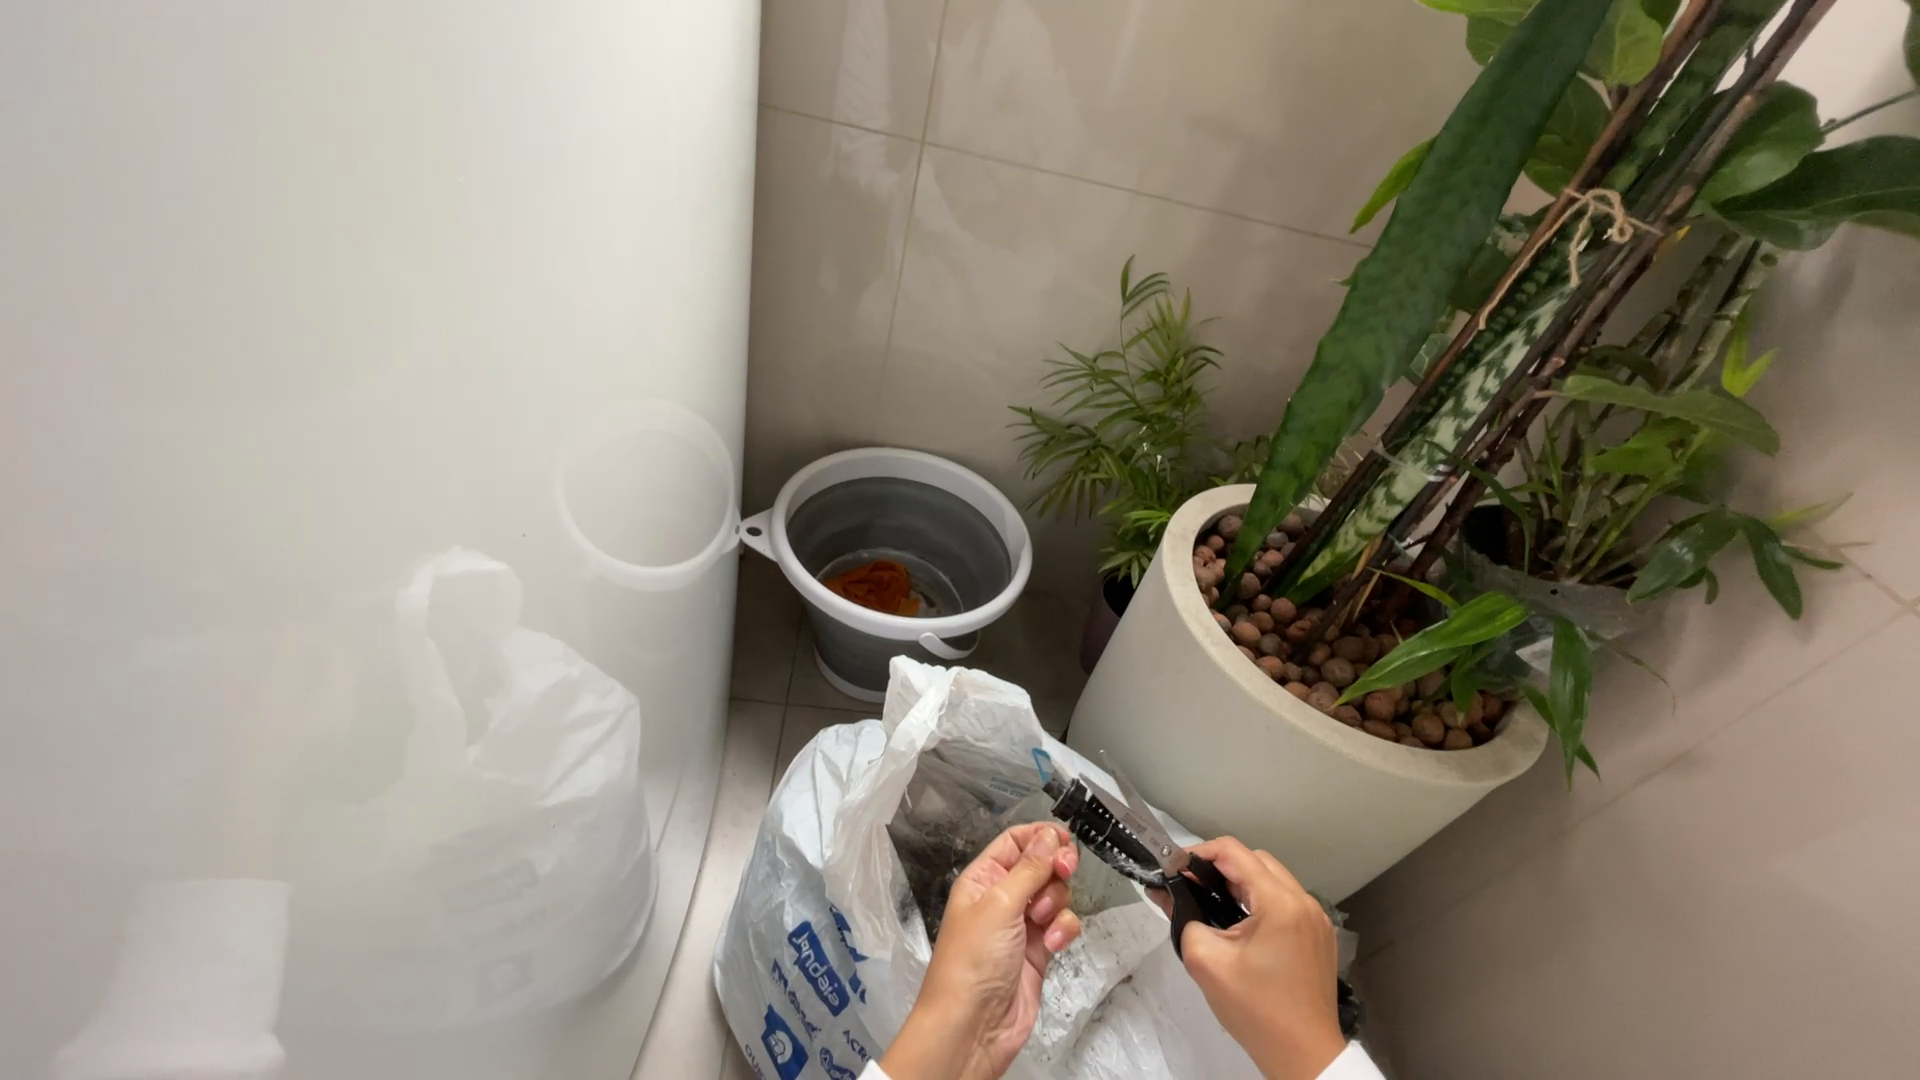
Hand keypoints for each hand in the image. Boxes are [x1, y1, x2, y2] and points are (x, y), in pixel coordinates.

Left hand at [880, 823, 1082, 1079]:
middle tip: (1065, 870)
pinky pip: (1061, 925)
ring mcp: (1022, 923)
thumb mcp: (999, 905)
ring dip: (1056, 903)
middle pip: (1041, 865)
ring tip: (1042, 922)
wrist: (973, 1027)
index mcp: (983, 877)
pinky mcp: (1039, 949)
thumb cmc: (972, 960)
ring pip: (1055, 894)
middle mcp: (1002, 896)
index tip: (1066, 838)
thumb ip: (1030, 868)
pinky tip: (1053, 945)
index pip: (1015, 842)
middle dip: (1056, 867)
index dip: (1041, 836)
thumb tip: (1051, 834)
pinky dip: (1062, 930)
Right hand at [1169, 838, 1344, 1079]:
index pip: (1233, 852)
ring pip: (1271, 878)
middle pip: (1255, 860)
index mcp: (1279, 902)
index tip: (1176, 869)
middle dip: (1219, 866)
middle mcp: (1303, 901)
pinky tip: (1240, 922)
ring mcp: (1316, 918)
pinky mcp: (1319, 935)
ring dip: (1240, 881)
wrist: (1305, 1058)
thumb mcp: (1206, 961)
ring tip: (1212, 902)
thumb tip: (1164, 891)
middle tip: (1192, 885)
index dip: (1199, 852)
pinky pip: (1285, 900)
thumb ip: (1182, 915)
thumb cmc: (1255, 1009)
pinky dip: (1259, 899)